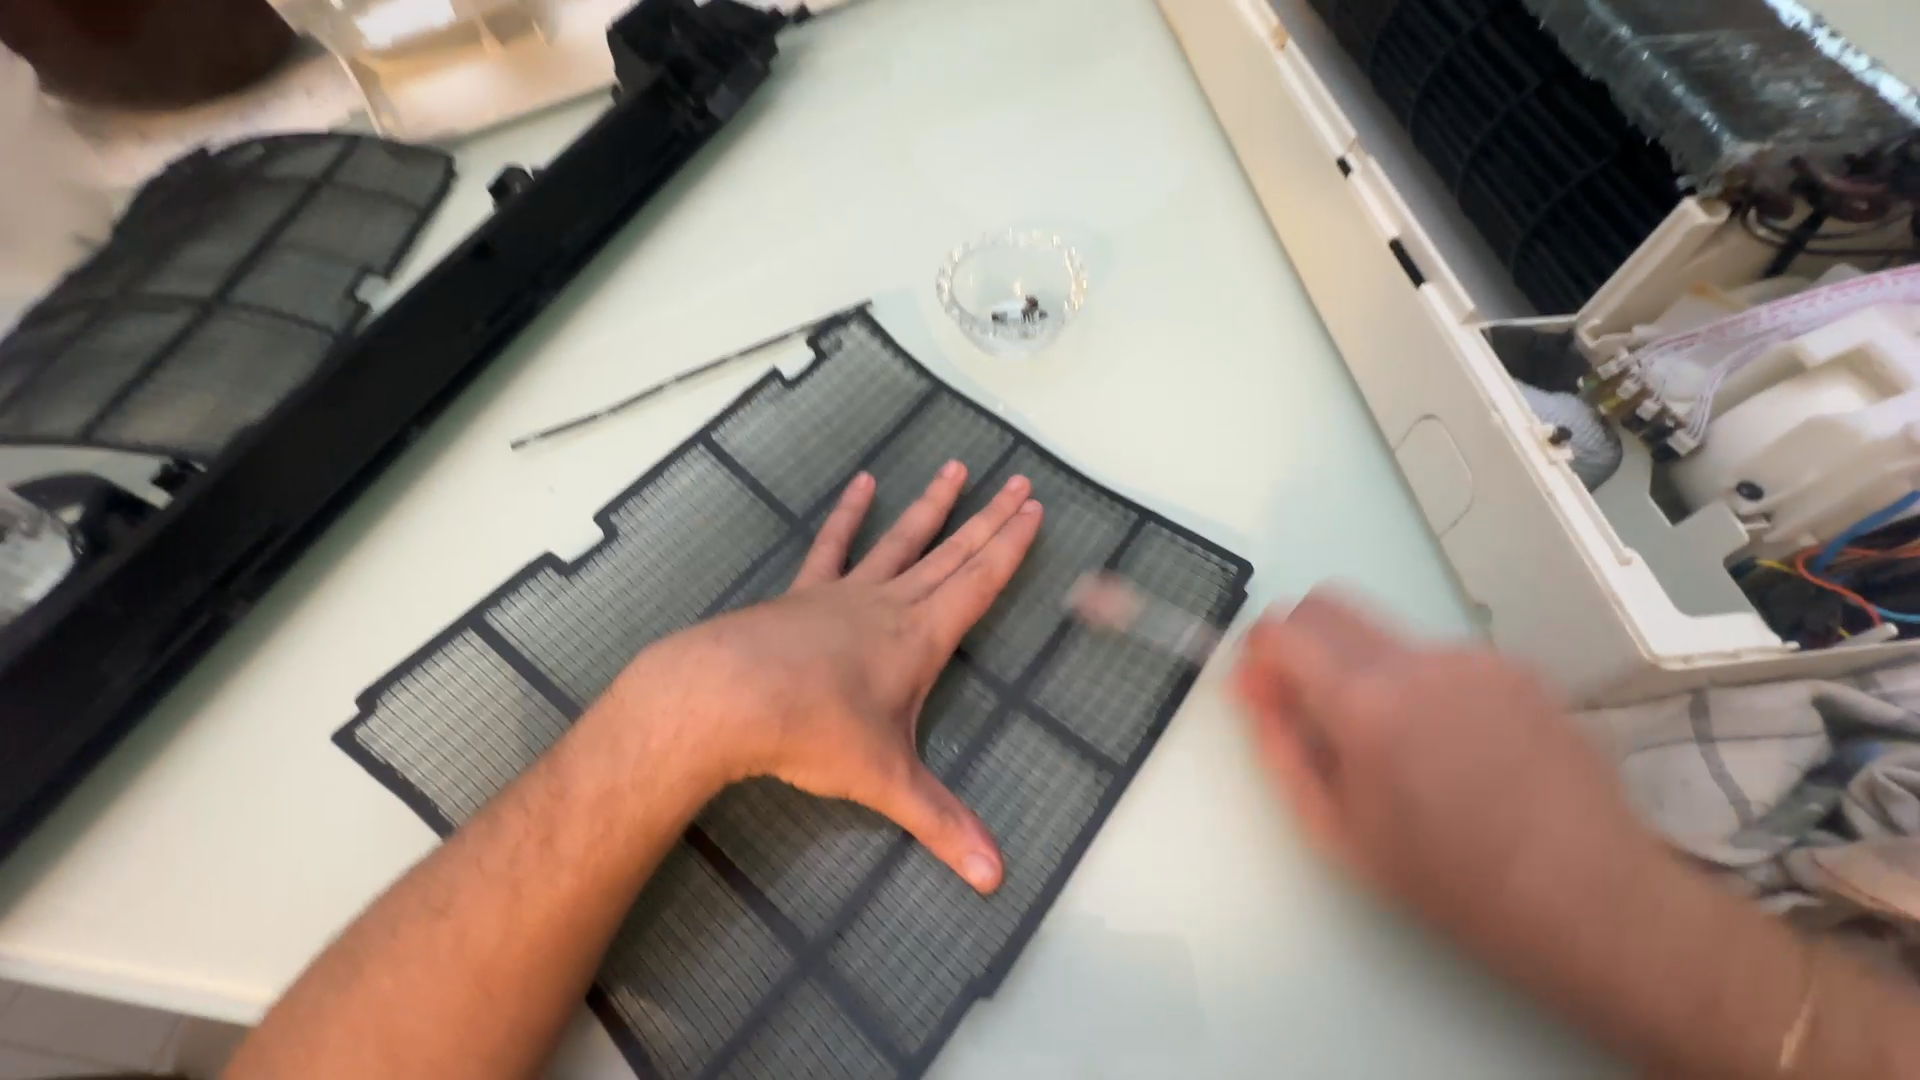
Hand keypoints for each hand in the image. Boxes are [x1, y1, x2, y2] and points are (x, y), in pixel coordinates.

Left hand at [600, 462, 1041, 893]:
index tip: (1033, 509)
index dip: (1011, 547)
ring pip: (902, 540)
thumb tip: (994, 879)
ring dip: (932, 505)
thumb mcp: (885, 781)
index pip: (979, 583)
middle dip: (989, 519)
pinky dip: (850, 515)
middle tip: (1016, 481)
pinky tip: (862, 484)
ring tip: (956, 468)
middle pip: (952, 553)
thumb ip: (941, 823)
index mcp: (921, 638)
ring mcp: (845, 593)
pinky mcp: (804, 594)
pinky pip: (833, 547)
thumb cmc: (814, 733)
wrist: (725, 697)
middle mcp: (891, 604)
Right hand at [1232, 589, 1669, 972]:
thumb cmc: (1448, 879)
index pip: (1281, 629)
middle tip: (1310, 701)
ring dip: (1363, 668)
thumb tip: (1251, 685)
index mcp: (1365, 702)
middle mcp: (1417, 660)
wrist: (1595, 901)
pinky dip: (1419, 683)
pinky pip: (1438, 656)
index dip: (1257, 651)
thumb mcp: (1336, 827)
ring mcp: (1474, 658)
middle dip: (1300, 640)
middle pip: (1327, 605)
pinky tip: (1452, 743)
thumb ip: (1278, 744)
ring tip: (1397, 741)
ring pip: (1383, 634)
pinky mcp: (1516, 668)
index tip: (1262, 685)